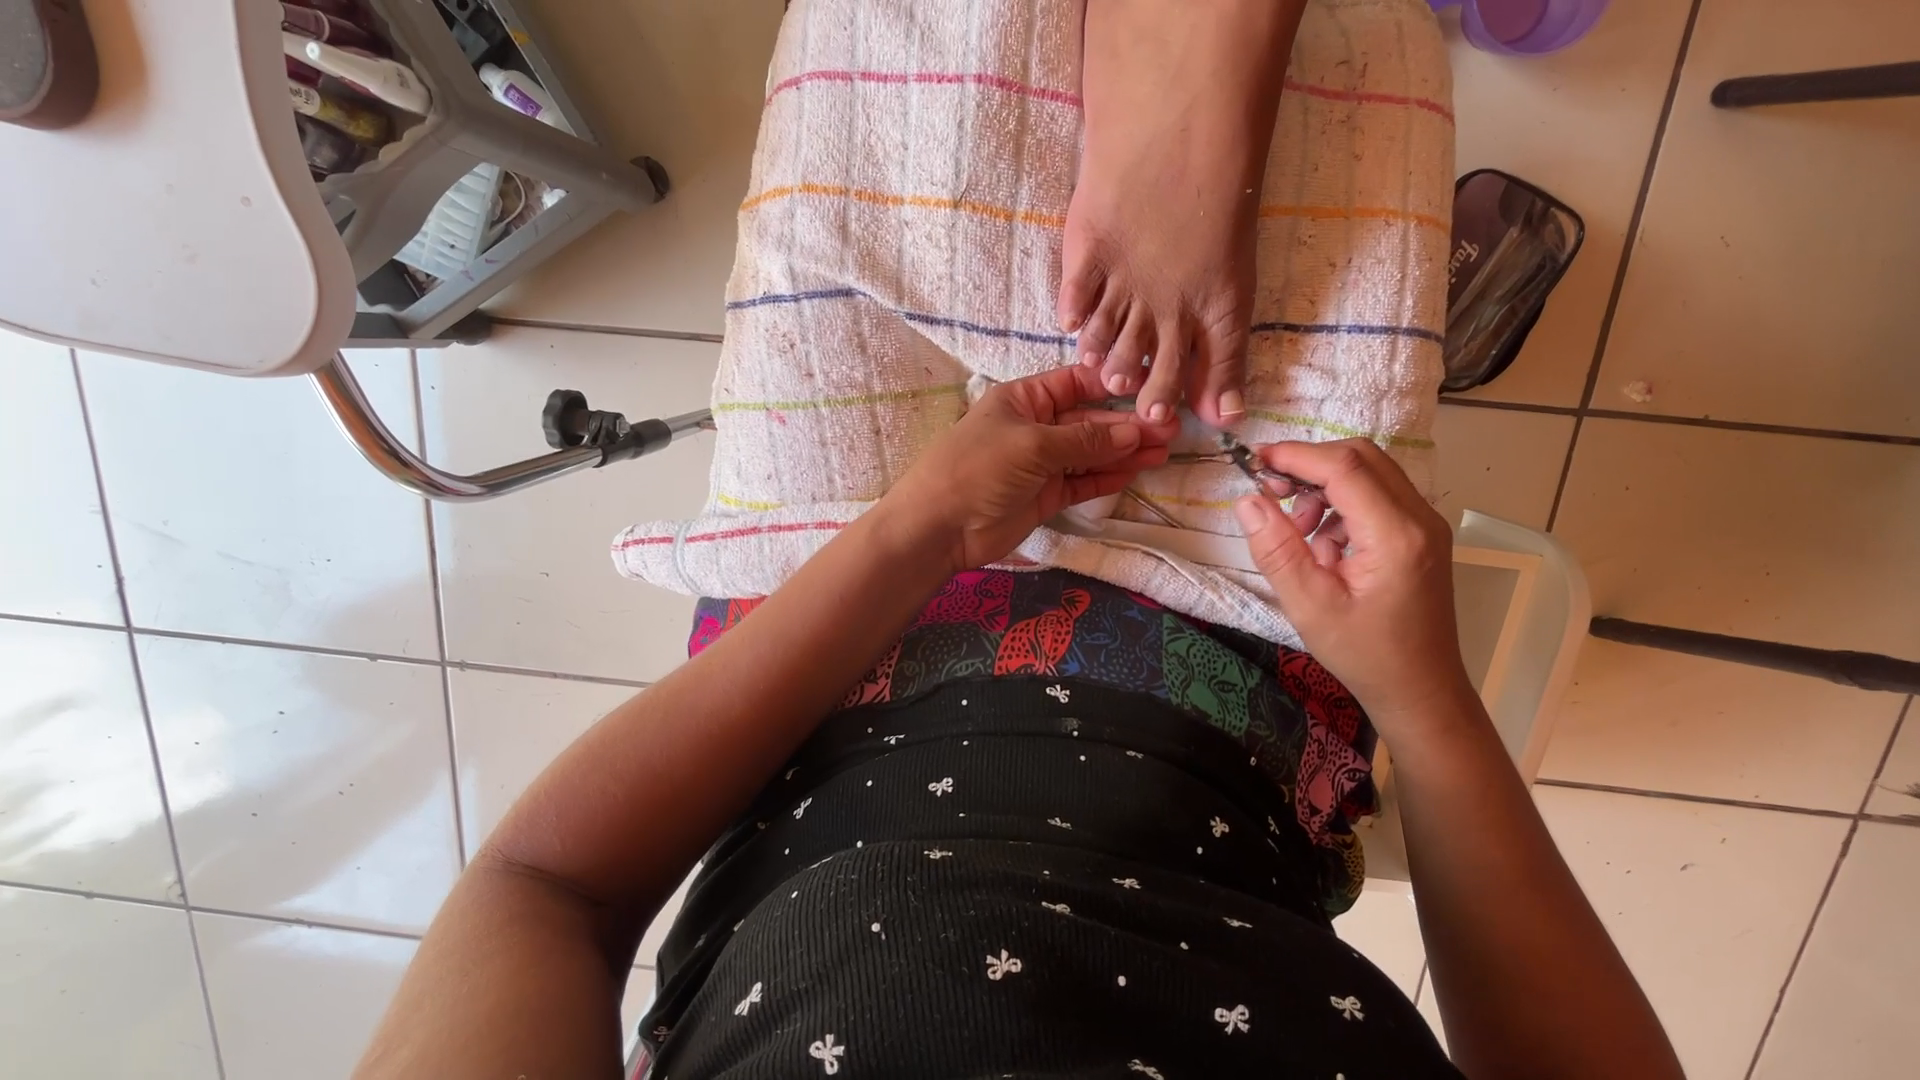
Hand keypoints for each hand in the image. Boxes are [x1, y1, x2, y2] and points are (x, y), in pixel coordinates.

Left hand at [879, 366, 1176, 572]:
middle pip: (1089, 421)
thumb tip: (1134, 433)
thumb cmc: (978, 468)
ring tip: (1165, 450)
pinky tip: (1136, 470)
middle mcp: (1034, 427)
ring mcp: (1040, 463)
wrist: (939, 527)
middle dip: (1127, 424)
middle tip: (1170, 428)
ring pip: (1090, 453)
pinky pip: (1082, 481)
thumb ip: (1085, 440)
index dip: (1112, 385)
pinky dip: (1107, 477)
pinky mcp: (1044, 496)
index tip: (1152, 389)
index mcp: (1024, 399)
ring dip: (1124, 452)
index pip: (1075, 383)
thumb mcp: (1033, 444)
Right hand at [1233, 439, 1474, 728]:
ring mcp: (1425, 524)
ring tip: (1296, 529)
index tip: (1255, 463)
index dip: (1296, 456)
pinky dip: (1342, 504)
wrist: (1420, 689)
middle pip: (1361, 457)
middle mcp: (1419, 518)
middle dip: (1309, 464)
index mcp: (1395, 535)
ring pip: (1370, 472)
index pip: (1344, 468)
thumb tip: (1247, 501)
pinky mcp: (1420, 534)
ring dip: (1324, 486)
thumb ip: (1277, 549)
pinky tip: (1323, 545)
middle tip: (1269, 490)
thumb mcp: (1308, 606)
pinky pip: (1378, 496)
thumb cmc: (1364, 654)